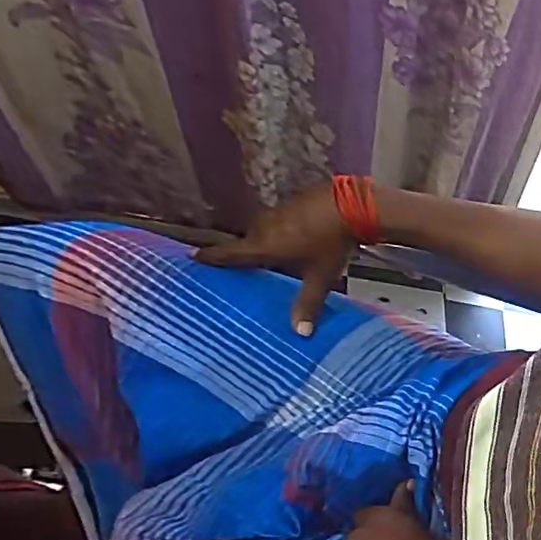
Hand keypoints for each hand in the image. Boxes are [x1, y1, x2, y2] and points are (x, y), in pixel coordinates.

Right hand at [195, 183, 350, 335]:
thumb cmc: (329, 245)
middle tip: (233, 269)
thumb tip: (300, 334)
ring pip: (260, 234)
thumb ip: (308, 303)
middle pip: (244, 244)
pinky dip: (275, 236)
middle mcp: (262, 228)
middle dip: (239, 256)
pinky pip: (275, 225)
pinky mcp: (289, 206)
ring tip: (260, 260)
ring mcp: (275, 214)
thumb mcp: (320, 278)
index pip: (229, 253)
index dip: (211, 257)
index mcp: (262, 246)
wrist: (347, 206)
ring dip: (259, 245)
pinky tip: (287, 245)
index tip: (193, 258)